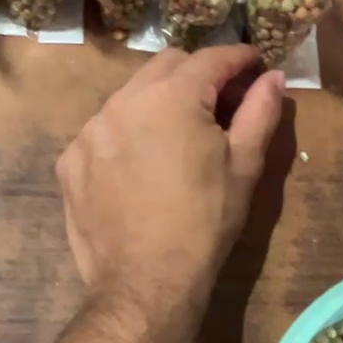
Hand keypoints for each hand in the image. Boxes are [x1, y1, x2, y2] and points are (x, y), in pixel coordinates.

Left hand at [57, 45, 283, 316]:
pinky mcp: (70, 160)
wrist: (144, 283)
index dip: (239, 59)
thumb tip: (272, 77)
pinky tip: (139, 167)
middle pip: (166, 66)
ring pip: (130, 96)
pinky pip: (103, 131)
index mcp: (171, 97)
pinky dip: (125, 135)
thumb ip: (259, 112)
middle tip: (220, 103)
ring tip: (177, 139)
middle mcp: (123, 101)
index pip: (210, 58)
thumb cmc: (204, 224)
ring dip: (157, 103)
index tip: (256, 66)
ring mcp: (90, 130)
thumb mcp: (244, 167)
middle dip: (197, 75)